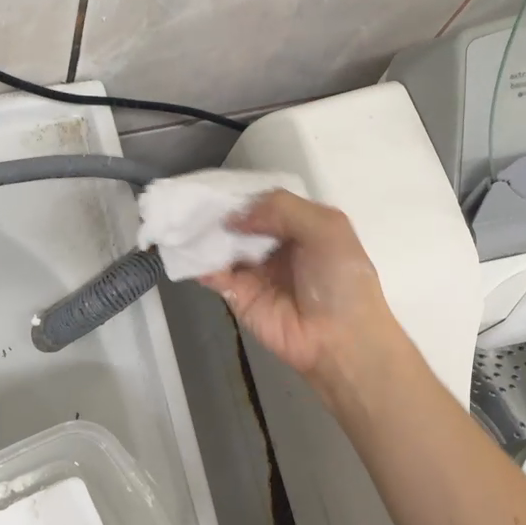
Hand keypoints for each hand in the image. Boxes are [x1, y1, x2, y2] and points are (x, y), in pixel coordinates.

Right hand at [199, 190, 392, 380]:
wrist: (338, 337)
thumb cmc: (341, 279)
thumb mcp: (326, 226)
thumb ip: (281, 209)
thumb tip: (233, 218)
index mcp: (302, 227)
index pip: (267, 204)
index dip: (245, 196)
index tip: (219, 187)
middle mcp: (276, 247)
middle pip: (242, 224)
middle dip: (220, 215)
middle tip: (194, 203)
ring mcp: (256, 272)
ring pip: (225, 248)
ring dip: (207, 238)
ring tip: (184, 224)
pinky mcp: (239, 297)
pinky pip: (216, 276)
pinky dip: (202, 265)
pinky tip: (191, 253)